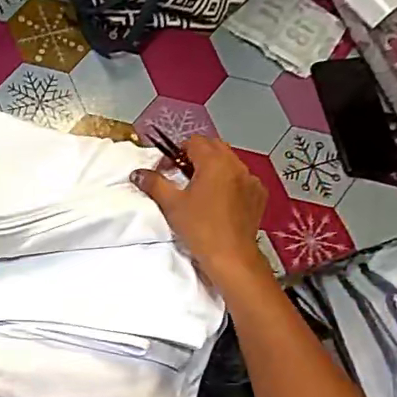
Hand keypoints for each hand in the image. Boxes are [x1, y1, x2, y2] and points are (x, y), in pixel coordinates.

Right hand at [131, 133, 268, 284]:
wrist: (230, 254)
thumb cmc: (198, 228)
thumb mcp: (171, 205)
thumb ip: (154, 184)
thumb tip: (138, 173)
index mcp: (214, 162)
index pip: (194, 142)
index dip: (176, 153)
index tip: (166, 171)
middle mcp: (236, 164)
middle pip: (213, 148)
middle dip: (195, 157)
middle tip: (181, 178)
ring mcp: (251, 179)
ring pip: (229, 163)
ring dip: (213, 169)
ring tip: (200, 190)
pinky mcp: (259, 194)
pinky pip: (242, 179)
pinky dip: (230, 183)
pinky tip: (220, 201)